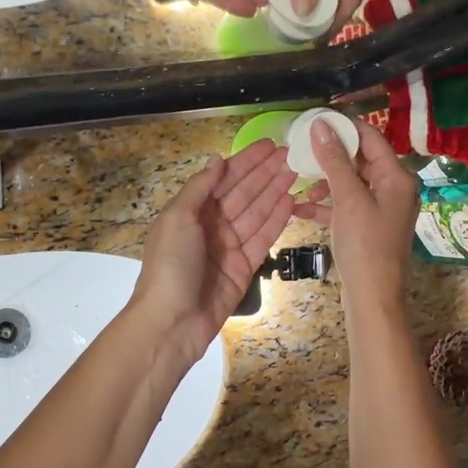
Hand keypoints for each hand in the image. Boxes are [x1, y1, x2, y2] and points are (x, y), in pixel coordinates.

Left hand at [130, 140, 296, 358]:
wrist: (170, 322)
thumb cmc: (169, 265)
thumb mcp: (178, 218)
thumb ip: (199, 188)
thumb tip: (217, 160)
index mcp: (190, 211)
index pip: (223, 179)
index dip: (245, 162)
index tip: (270, 145)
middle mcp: (210, 226)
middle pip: (242, 193)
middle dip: (265, 173)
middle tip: (292, 154)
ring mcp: (228, 247)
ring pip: (256, 213)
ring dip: (275, 191)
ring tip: (297, 171)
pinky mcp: (243, 269)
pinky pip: (262, 238)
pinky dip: (276, 220)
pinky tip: (292, 201)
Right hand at [293, 118, 417, 302]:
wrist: (373, 297)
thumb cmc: (365, 246)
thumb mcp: (348, 199)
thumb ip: (334, 161)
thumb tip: (321, 124)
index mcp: (396, 177)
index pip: (370, 137)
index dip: (344, 125)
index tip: (315, 118)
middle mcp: (393, 188)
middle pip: (359, 159)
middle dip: (330, 154)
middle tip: (299, 147)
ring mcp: (381, 209)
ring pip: (350, 183)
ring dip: (324, 180)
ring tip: (296, 179)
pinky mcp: (368, 226)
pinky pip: (345, 205)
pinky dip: (325, 204)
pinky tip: (299, 208)